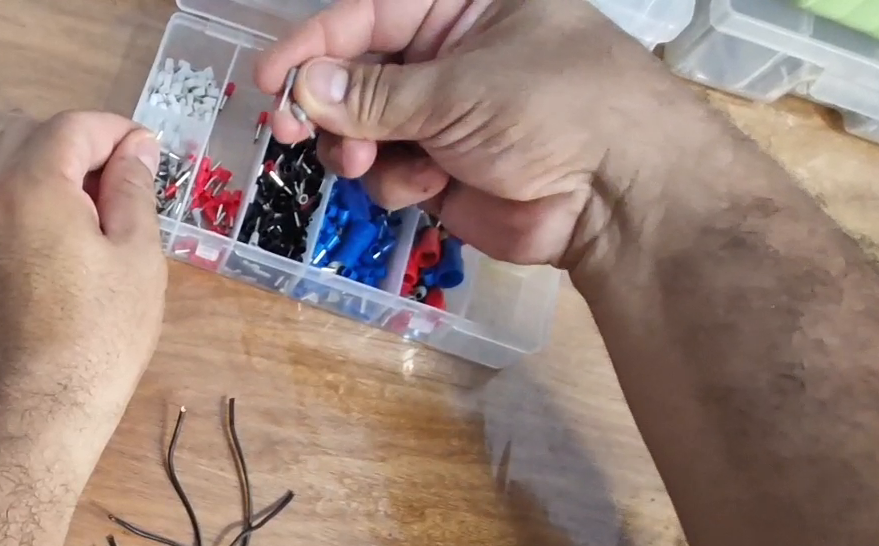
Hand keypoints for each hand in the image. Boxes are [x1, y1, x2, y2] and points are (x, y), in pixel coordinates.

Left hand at [0, 111, 168, 448]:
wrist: (42, 410)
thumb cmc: (101, 337)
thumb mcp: (137, 258)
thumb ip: (133, 190)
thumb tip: (135, 148)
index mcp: (31, 186)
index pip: (72, 127)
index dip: (115, 132)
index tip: (144, 156)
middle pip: (22, 138)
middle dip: (70, 146)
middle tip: (109, 184)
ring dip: (31, 173)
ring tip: (72, 212)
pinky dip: (8, 212)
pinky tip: (39, 250)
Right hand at [255, 0, 730, 265]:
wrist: (608, 194)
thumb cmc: (552, 108)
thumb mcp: (460, 88)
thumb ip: (375, 95)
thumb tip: (303, 89)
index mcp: (461, 6)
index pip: (369, 15)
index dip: (315, 46)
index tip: (269, 79)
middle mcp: (443, 58)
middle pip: (354, 77)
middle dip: (327, 108)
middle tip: (293, 132)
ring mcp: (436, 118)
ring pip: (361, 131)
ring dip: (359, 150)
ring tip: (372, 163)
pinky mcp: (434, 170)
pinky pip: (386, 172)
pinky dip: (397, 182)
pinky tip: (430, 185)